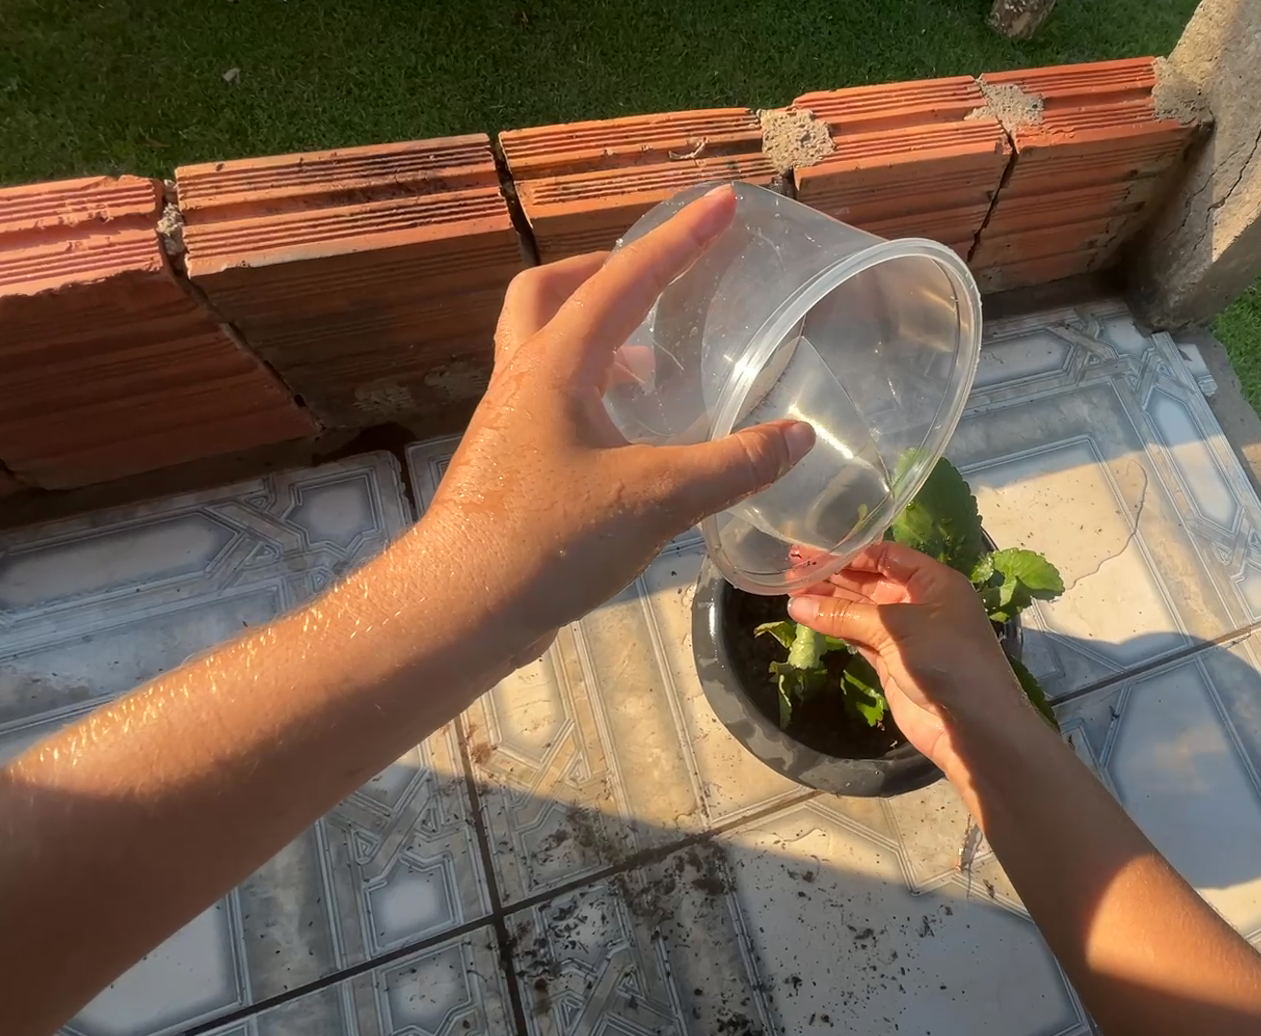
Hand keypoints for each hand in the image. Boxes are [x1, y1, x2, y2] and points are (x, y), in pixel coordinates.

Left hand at [427, 186, 815, 651]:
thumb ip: (732, 466)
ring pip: (546, 345)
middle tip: (657, 280)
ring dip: (596, 331)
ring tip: (653, 354)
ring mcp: (512, 421)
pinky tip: (631, 432)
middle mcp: (525, 378)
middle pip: (551, 292)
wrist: (463, 608)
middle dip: (607, 271)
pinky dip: (595, 389)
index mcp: (556, 365)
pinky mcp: (514, 461)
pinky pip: (554, 397)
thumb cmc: (550, 539)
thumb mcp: (656, 498)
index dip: (680, 240)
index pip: (624, 280)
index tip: (723, 203)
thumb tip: (797, 436)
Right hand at [787, 543, 1040, 780]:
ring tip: (791, 592)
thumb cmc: (946, 661)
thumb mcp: (897, 628)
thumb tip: (796, 603)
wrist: (972, 727)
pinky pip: (859, 637)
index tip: (813, 548)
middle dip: (835, 576)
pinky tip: (808, 618)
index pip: (887, 556)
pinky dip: (836, 628)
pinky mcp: (892, 663)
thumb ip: (847, 614)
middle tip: (792, 569)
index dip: (851, 552)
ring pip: (862, 611)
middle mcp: (920, 603)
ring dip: (831, 602)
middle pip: (871, 582)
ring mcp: (906, 635)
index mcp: (934, 582)